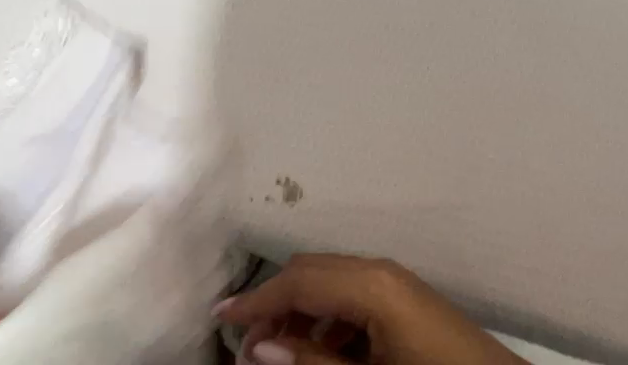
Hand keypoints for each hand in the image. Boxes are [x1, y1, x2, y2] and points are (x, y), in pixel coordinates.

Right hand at [214, 254, 526, 364]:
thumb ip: (314, 361)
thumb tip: (259, 346)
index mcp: (372, 284)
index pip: (299, 280)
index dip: (256, 299)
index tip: (220, 315)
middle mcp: (382, 271)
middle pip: (313, 273)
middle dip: (275, 303)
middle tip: (245, 343)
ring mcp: (398, 284)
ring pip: (332, 285)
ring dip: (300, 314)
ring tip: (277, 354)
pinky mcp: (408, 302)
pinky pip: (355, 300)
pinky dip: (328, 322)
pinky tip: (321, 353)